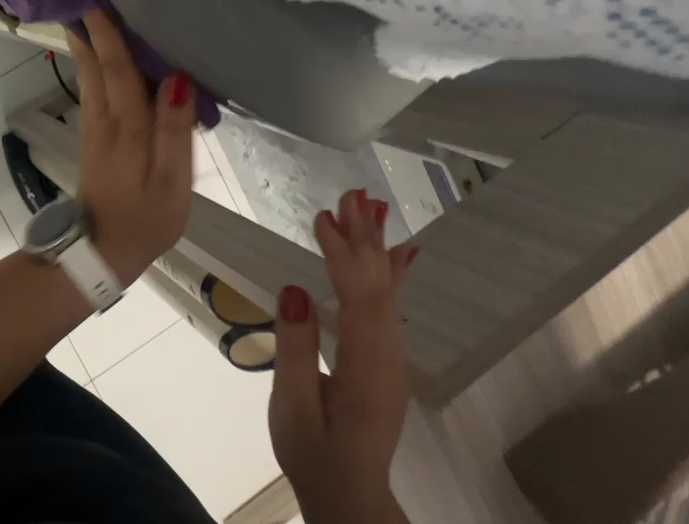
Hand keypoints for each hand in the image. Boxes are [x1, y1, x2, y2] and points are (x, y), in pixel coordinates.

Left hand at [65, 9, 195, 286]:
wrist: (102, 250)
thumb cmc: (146, 217)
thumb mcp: (171, 180)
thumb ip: (173, 128)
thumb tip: (176, 77)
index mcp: (126, 124)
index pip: (115, 65)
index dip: (105, 29)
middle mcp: (104, 117)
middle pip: (93, 62)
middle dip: (86, 24)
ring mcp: (95, 127)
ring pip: (88, 73)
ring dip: (85, 40)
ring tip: (82, 9)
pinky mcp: (94, 137)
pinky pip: (91, 88)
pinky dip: (90, 63)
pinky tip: (95, 54)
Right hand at [268, 190, 417, 523]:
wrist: (348, 496)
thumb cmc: (313, 454)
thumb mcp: (293, 408)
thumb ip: (296, 350)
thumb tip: (295, 290)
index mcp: (367, 370)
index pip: (358, 300)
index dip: (342, 257)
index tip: (322, 218)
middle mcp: (389, 358)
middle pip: (379, 288)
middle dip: (364, 239)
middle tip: (351, 195)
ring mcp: (391, 358)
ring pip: (386, 293)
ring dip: (373, 247)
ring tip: (365, 207)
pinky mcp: (384, 358)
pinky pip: (387, 305)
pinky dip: (387, 272)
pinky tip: (395, 251)